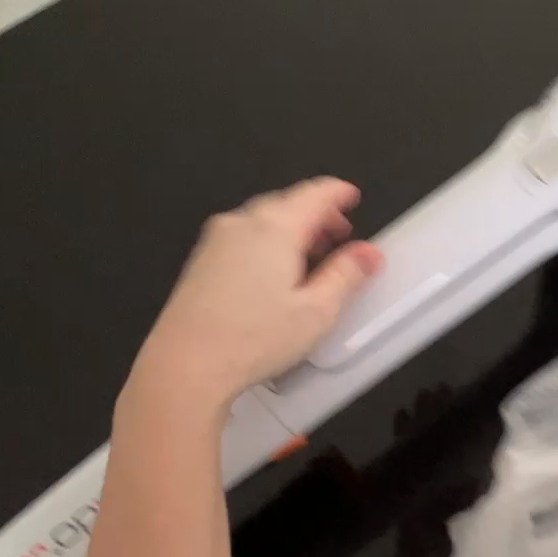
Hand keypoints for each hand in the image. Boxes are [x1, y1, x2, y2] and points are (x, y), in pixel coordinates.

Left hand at [127, 178, 382, 421]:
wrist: (187, 363)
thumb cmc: (259, 337)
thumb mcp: (317, 311)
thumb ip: (346, 275)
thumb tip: (370, 252)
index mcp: (275, 228)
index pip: (313, 194)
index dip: (337, 192)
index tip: (353, 195)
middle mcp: (242, 223)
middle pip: (287, 204)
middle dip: (317, 214)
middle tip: (341, 235)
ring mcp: (216, 240)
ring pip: (263, 220)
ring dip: (293, 229)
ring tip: (313, 256)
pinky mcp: (201, 261)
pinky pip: (244, 237)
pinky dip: (269, 242)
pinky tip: (278, 271)